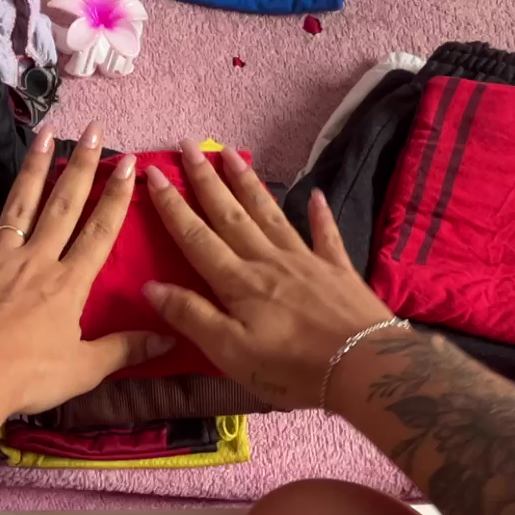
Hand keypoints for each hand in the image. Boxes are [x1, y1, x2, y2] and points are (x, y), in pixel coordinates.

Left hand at [0, 122, 171, 415]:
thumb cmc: (27, 376)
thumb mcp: (84, 369)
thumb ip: (125, 350)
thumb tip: (170, 339)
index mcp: (68, 284)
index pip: (99, 233)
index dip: (116, 198)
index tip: (129, 163)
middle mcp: (36, 260)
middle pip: (63, 206)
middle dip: (81, 167)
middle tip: (94, 130)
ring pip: (18, 204)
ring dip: (33, 167)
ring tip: (45, 133)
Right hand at [140, 144, 397, 408]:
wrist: (364, 368)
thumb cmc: (290, 368)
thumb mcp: (229, 351)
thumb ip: (191, 316)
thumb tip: (150, 285)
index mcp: (238, 282)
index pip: (196, 237)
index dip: (173, 206)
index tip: (154, 174)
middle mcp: (268, 261)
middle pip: (231, 215)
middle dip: (207, 180)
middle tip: (189, 146)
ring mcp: (306, 261)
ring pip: (270, 214)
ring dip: (248, 184)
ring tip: (232, 154)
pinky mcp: (338, 271)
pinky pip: (325, 235)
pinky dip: (319, 214)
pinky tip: (315, 194)